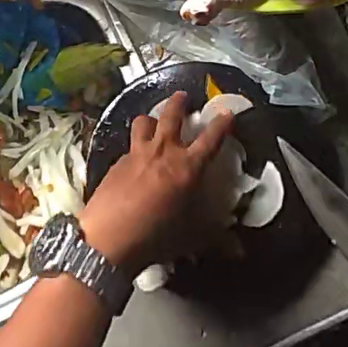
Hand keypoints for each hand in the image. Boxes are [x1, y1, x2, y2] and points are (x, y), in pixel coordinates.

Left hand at [79, 92, 232, 270]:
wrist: (108, 239)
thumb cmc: (157, 236)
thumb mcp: (192, 239)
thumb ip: (216, 239)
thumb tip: (238, 251)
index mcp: (187, 167)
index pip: (211, 139)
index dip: (222, 124)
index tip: (227, 113)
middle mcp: (163, 152)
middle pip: (171, 115)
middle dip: (179, 102)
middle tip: (183, 95)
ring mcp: (136, 154)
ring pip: (143, 121)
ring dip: (150, 118)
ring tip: (152, 120)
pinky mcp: (116, 162)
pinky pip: (128, 147)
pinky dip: (134, 148)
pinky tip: (133, 160)